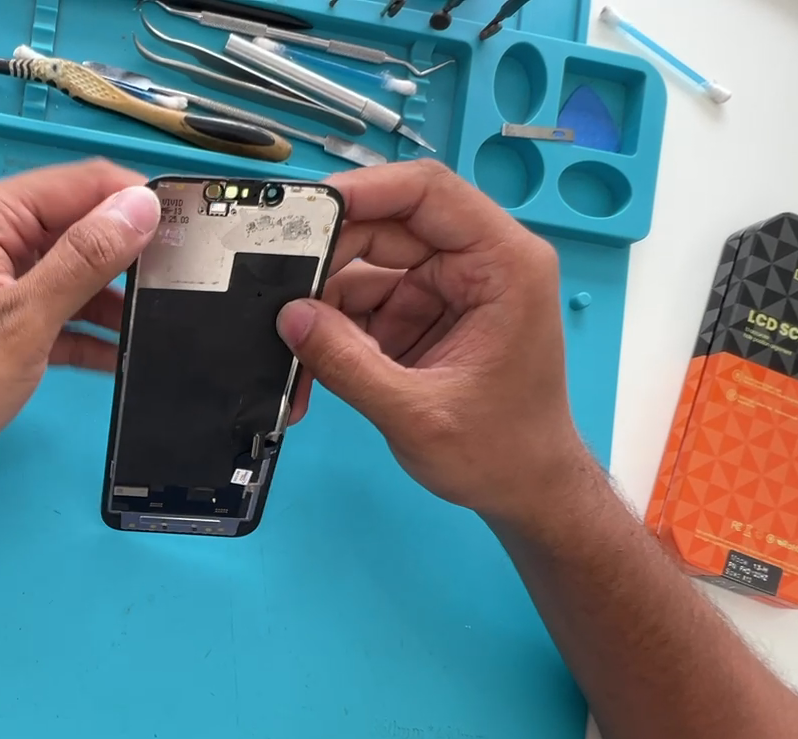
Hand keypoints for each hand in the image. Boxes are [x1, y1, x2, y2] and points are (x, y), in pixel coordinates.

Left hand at [0, 160, 161, 487]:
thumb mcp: (21, 321)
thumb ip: (82, 261)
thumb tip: (139, 207)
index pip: (79, 184)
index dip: (135, 199)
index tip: (187, 226)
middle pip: (79, 229)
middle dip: (130, 252)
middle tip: (183, 278)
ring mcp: (0, 287)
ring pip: (73, 277)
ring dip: (113, 299)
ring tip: (163, 321)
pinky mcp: (5, 327)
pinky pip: (59, 318)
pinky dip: (88, 335)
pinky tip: (124, 356)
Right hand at [275, 160, 593, 525]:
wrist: (520, 489)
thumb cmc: (496, 450)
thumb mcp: (415, 412)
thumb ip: (347, 363)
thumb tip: (289, 318)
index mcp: (500, 265)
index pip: (428, 195)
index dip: (364, 191)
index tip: (301, 211)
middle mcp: (470, 267)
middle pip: (382, 234)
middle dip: (325, 268)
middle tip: (276, 304)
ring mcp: (440, 294)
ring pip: (360, 278)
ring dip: (321, 319)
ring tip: (292, 367)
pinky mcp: (416, 322)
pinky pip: (358, 315)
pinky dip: (329, 342)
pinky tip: (308, 377)